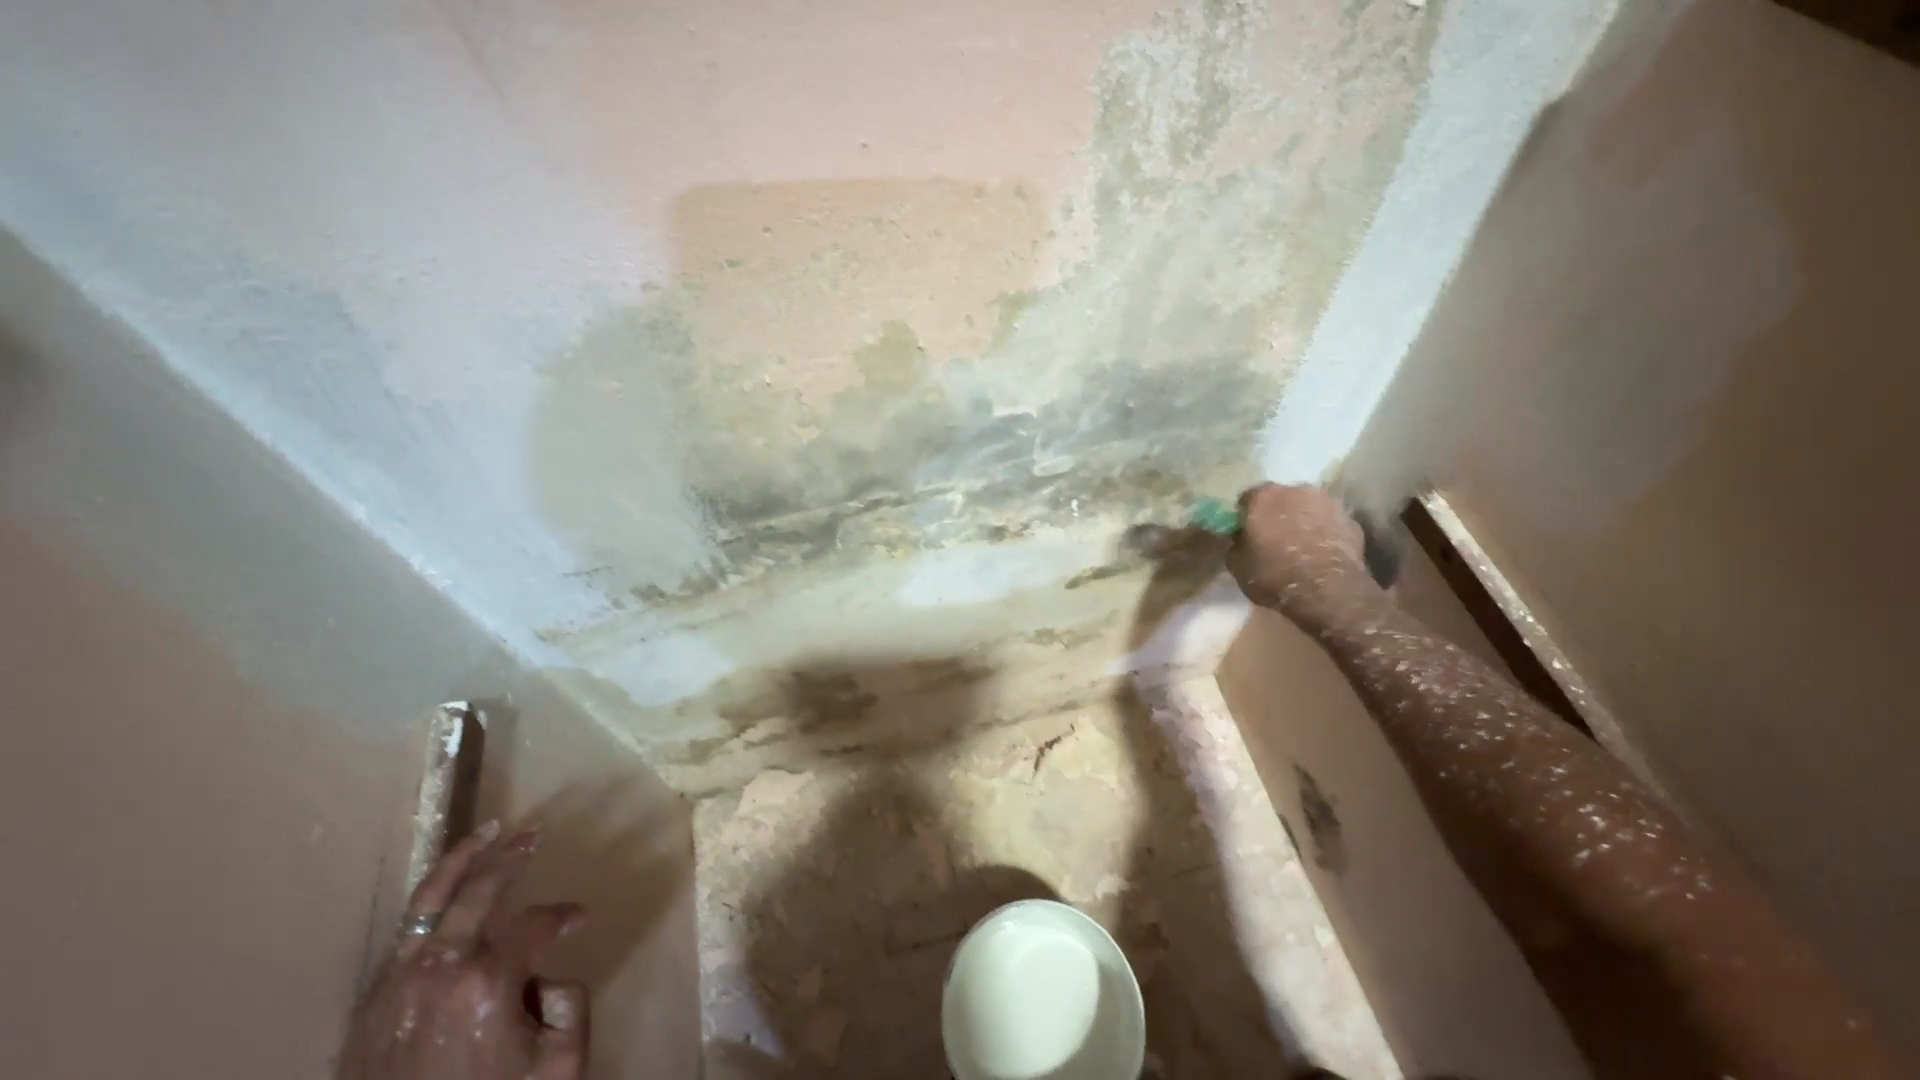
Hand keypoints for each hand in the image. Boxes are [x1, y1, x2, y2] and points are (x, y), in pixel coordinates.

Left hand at [336, 821, 588, 1079]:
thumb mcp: (558, 1065)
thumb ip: (568, 1005)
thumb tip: (545, 976)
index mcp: (487, 981)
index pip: (535, 923)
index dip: (563, 914)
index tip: (580, 916)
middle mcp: (439, 968)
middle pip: (478, 890)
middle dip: (511, 856)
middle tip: (533, 833)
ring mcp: (398, 982)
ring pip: (428, 901)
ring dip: (461, 861)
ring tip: (484, 833)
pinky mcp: (372, 1002)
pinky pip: (406, 936)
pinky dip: (431, 904)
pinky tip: (447, 896)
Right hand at [1226, 483, 1380, 624]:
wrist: (1328, 590)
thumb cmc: (1275, 575)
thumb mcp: (1238, 567)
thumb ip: (1235, 545)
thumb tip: (1239, 540)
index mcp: (1264, 496)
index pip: (1247, 498)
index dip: (1245, 516)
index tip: (1246, 533)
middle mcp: (1297, 490)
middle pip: (1281, 498)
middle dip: (1277, 514)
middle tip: (1274, 538)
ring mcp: (1328, 502)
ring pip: (1308, 507)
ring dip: (1303, 520)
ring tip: (1301, 546)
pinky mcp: (1351, 520)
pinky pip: (1331, 523)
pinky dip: (1325, 533)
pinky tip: (1322, 553)